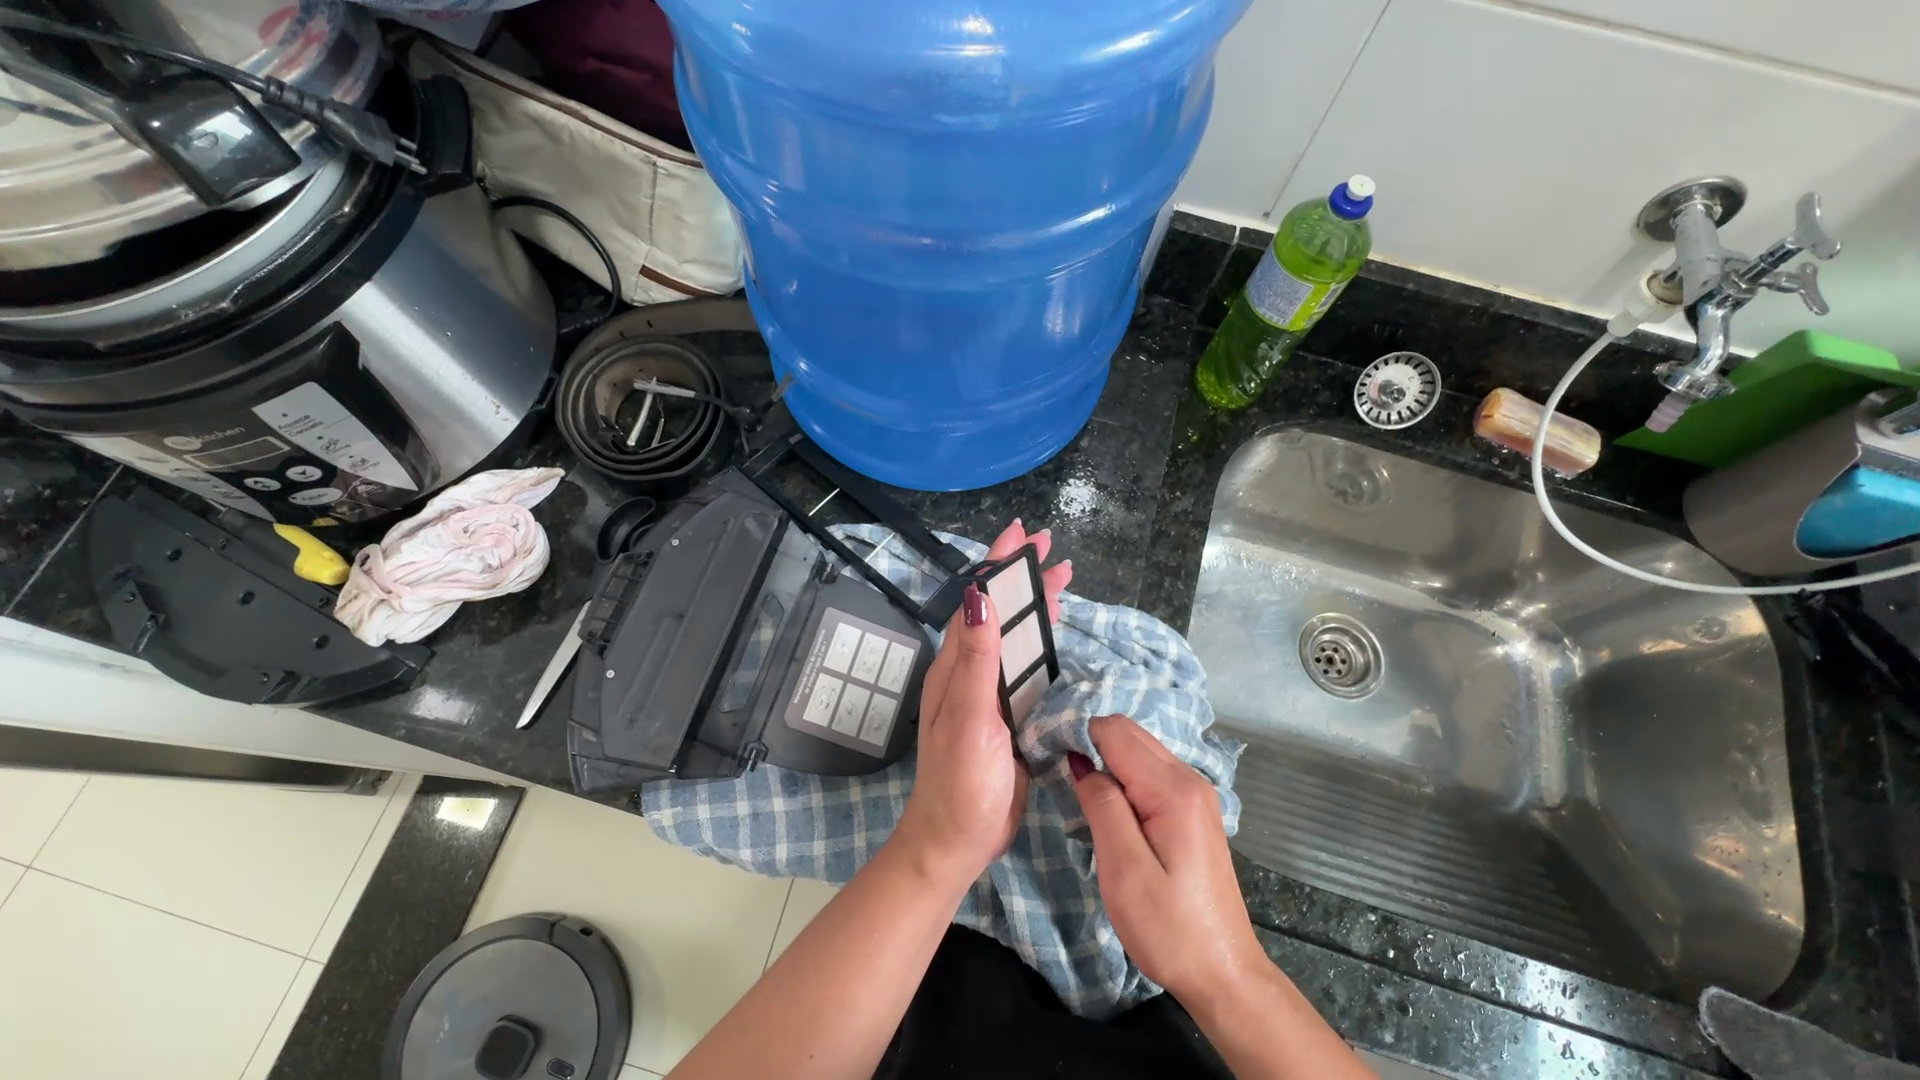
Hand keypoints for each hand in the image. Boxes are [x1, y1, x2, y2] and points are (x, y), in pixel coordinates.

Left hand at [891, 521, 1071, 889]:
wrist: (957, 841)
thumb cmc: (960, 783)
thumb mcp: (967, 717)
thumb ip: (975, 659)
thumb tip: (978, 595)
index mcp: (955, 668)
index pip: (976, 602)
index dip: (997, 565)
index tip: (1020, 533)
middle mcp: (970, 674)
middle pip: (997, 612)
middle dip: (1020, 577)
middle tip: (1049, 547)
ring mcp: (989, 696)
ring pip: (1014, 638)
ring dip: (1035, 607)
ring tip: (1062, 578)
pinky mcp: (1007, 718)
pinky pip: (1026, 669)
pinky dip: (1042, 644)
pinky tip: (1057, 637)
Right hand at [1069, 714, 1267, 1010]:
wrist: (1223, 973)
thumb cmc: (1169, 928)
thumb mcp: (1124, 870)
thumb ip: (1102, 806)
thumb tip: (1081, 760)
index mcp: (1173, 790)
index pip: (1115, 732)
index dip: (1077, 736)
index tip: (1047, 758)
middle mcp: (1190, 780)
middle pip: (1129, 733)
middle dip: (1090, 742)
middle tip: (1057, 774)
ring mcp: (1196, 794)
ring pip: (1140, 750)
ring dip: (1106, 759)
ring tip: (1078, 792)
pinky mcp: (1193, 811)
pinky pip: (1151, 773)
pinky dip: (1123, 776)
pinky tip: (1108, 806)